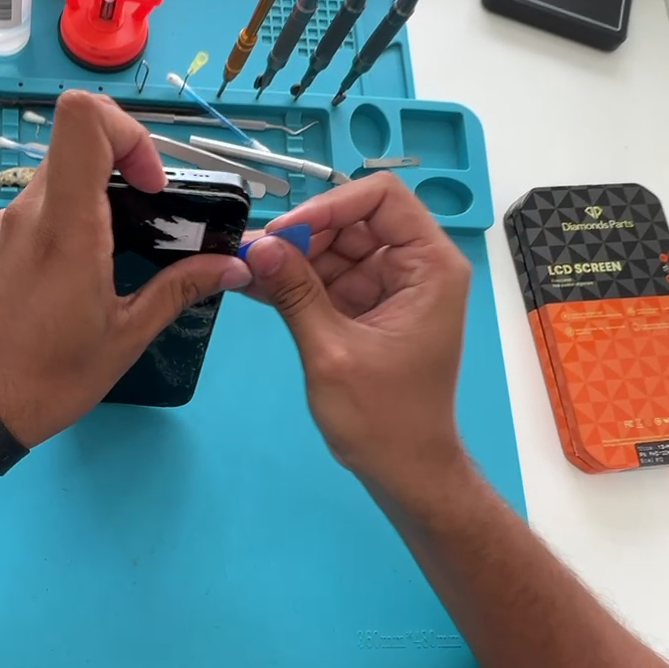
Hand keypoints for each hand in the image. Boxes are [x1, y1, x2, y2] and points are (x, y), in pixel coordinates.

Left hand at [0, 91, 249, 446]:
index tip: (150, 186)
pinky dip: (72, 216)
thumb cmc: (50, 378)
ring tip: (123, 247)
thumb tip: (231, 268)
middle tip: (150, 215)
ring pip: (58, 175)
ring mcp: (5, 227)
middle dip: (123, 164)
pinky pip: (39, 207)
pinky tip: (86, 267)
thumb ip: (178, 290)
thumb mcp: (125, 338)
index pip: (82, 119)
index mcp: (66, 228)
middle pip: (76, 143)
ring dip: (98, 193)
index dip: (127, 132)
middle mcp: (29, 213)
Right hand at [242, 174, 472, 502]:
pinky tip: (252, 285)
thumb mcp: (332, 351)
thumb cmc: (381, 416)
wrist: (402, 468)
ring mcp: (387, 289)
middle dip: (300, 236)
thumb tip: (258, 247)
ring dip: (288, 260)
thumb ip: (296, 295)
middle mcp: (413, 268)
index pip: (382, 199)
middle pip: (352, 222)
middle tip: (248, 256)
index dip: (328, 206)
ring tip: (240, 270)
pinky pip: (325, 282)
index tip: (281, 235)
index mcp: (429, 267)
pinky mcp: (364, 311)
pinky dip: (292, 284)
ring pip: (332, 251)